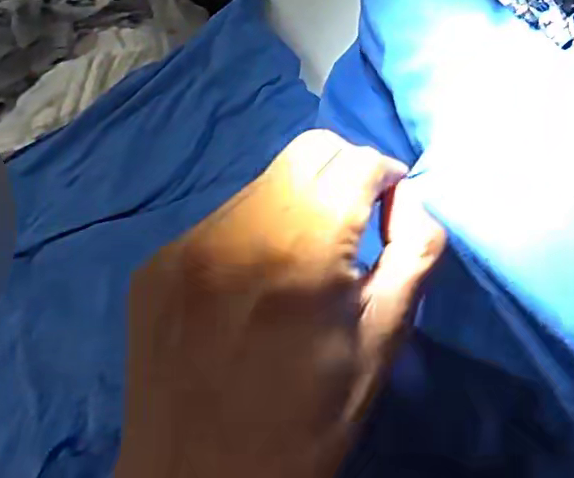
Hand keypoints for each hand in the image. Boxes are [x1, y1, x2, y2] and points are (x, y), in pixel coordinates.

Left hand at [115, 130, 446, 477]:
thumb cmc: (306, 423)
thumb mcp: (382, 344)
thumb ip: (414, 252)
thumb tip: (411, 195)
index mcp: (303, 247)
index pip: (357, 161)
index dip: (386, 176)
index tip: (390, 208)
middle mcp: (240, 227)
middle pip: (311, 149)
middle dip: (346, 168)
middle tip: (355, 218)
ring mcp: (191, 240)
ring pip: (267, 178)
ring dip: (299, 197)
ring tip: (302, 255)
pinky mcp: (159, 261)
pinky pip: (226, 216)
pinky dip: (256, 228)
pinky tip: (255, 281)